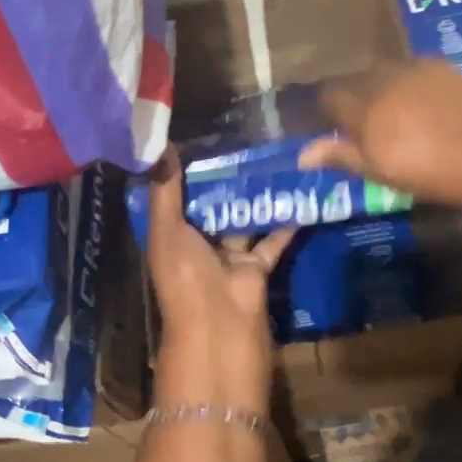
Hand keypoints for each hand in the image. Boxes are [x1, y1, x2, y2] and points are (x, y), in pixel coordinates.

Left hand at [146, 150, 294, 407]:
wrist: (218, 325)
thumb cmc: (184, 275)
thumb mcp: (167, 229)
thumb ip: (166, 189)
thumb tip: (163, 144)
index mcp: (171, 235)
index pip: (178, 196)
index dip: (189, 170)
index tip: (206, 136)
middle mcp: (199, 243)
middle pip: (215, 205)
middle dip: (228, 179)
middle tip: (248, 140)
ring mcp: (229, 256)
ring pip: (245, 218)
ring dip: (257, 196)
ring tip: (274, 159)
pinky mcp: (257, 266)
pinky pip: (272, 239)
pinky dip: (284, 222)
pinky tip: (297, 194)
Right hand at [300, 60, 461, 206]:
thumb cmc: (432, 174)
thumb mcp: (381, 173)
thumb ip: (342, 156)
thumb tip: (303, 155)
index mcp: (364, 109)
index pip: (329, 97)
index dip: (329, 112)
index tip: (338, 130)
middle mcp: (384, 81)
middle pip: (357, 82)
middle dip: (357, 99)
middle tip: (371, 127)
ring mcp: (415, 70)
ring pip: (385, 73)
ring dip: (384, 89)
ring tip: (400, 114)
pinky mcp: (442, 67)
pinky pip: (414, 70)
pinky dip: (411, 84)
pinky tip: (427, 106)